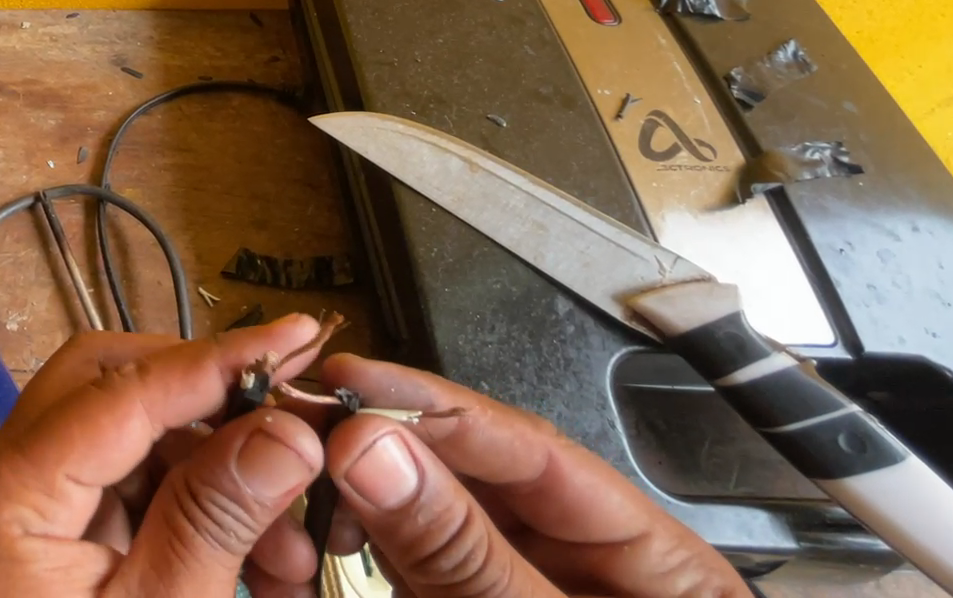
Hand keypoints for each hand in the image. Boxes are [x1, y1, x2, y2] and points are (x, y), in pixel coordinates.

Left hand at [0, 315, 331, 597]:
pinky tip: (252, 548)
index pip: (124, 389)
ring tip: (292, 531)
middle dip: (198, 389)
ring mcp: (27, 499)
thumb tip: (289, 431)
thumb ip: (213, 521)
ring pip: (121, 430)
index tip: (298, 334)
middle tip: (281, 415)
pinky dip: (187, 498)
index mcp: (13, 487)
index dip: (216, 360)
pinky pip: (122, 483)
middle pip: (105, 381)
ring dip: (207, 458)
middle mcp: (10, 471)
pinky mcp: (49, 530)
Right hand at [319, 354, 749, 597]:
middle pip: (466, 467)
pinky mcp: (457, 595)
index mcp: (648, 559)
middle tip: (308, 413)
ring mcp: (509, 574)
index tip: (349, 376)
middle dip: (382, 437)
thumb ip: (465, 551)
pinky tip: (323, 523)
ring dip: (358, 482)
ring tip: (305, 470)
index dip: (430, 399)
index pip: (527, 444)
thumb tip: (369, 445)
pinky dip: (358, 531)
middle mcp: (573, 553)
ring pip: (423, 501)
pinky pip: (402, 547)